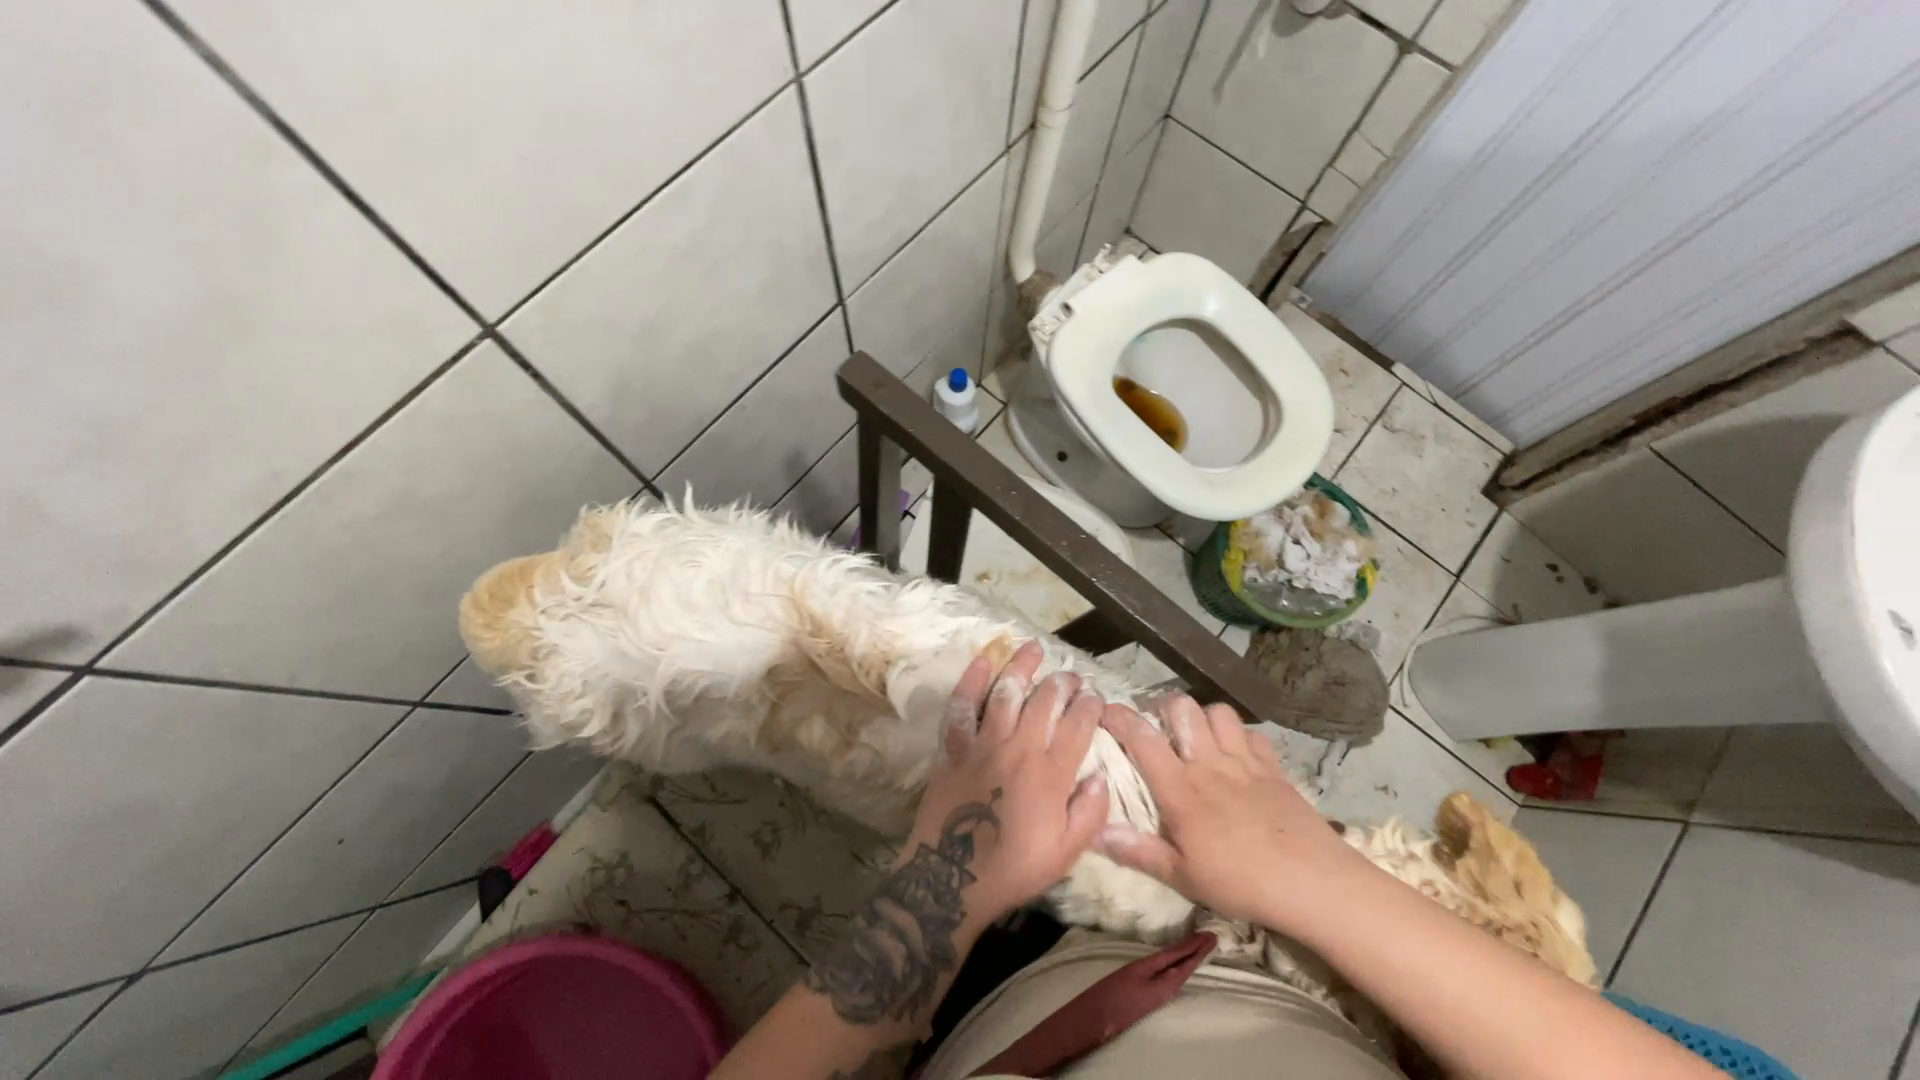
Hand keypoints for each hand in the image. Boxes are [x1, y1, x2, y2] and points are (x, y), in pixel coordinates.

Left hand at [904, 641, 1111, 923]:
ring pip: (1006, 693)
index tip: (1095, 697)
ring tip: (1033, 648)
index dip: (1090, 705)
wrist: (950, 879)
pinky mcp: (954, 748)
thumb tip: (1100, 775)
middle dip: (1063, 682)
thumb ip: (1090, 813)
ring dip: (1022, 667)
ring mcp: (984, 744)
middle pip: (1046, 701)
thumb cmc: (1014, 868)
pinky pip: (962, 707)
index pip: (1078, 725)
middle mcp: (1020, 750)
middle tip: (1071, 676)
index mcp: (1051, 774)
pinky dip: (971, 681)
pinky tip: (983, 660)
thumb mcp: (1066, 853)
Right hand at [1093, 695, 1361, 929]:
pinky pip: (1252, 734)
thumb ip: (1139, 852)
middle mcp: (1210, 764)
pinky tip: (1235, 756)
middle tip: (1157, 727)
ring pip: (1219, 712)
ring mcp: (1245, 762)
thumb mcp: (1183, 877)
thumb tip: (1096, 833)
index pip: (1142, 738)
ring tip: (1196, 737)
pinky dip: (1238, 736)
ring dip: (1203, 717)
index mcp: (1181, 789)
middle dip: (1163, 707)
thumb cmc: (1241, 882)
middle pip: (1183, 708)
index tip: (1104, 711)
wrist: (1313, 882)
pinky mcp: (1274, 768)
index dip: (1119, 717)